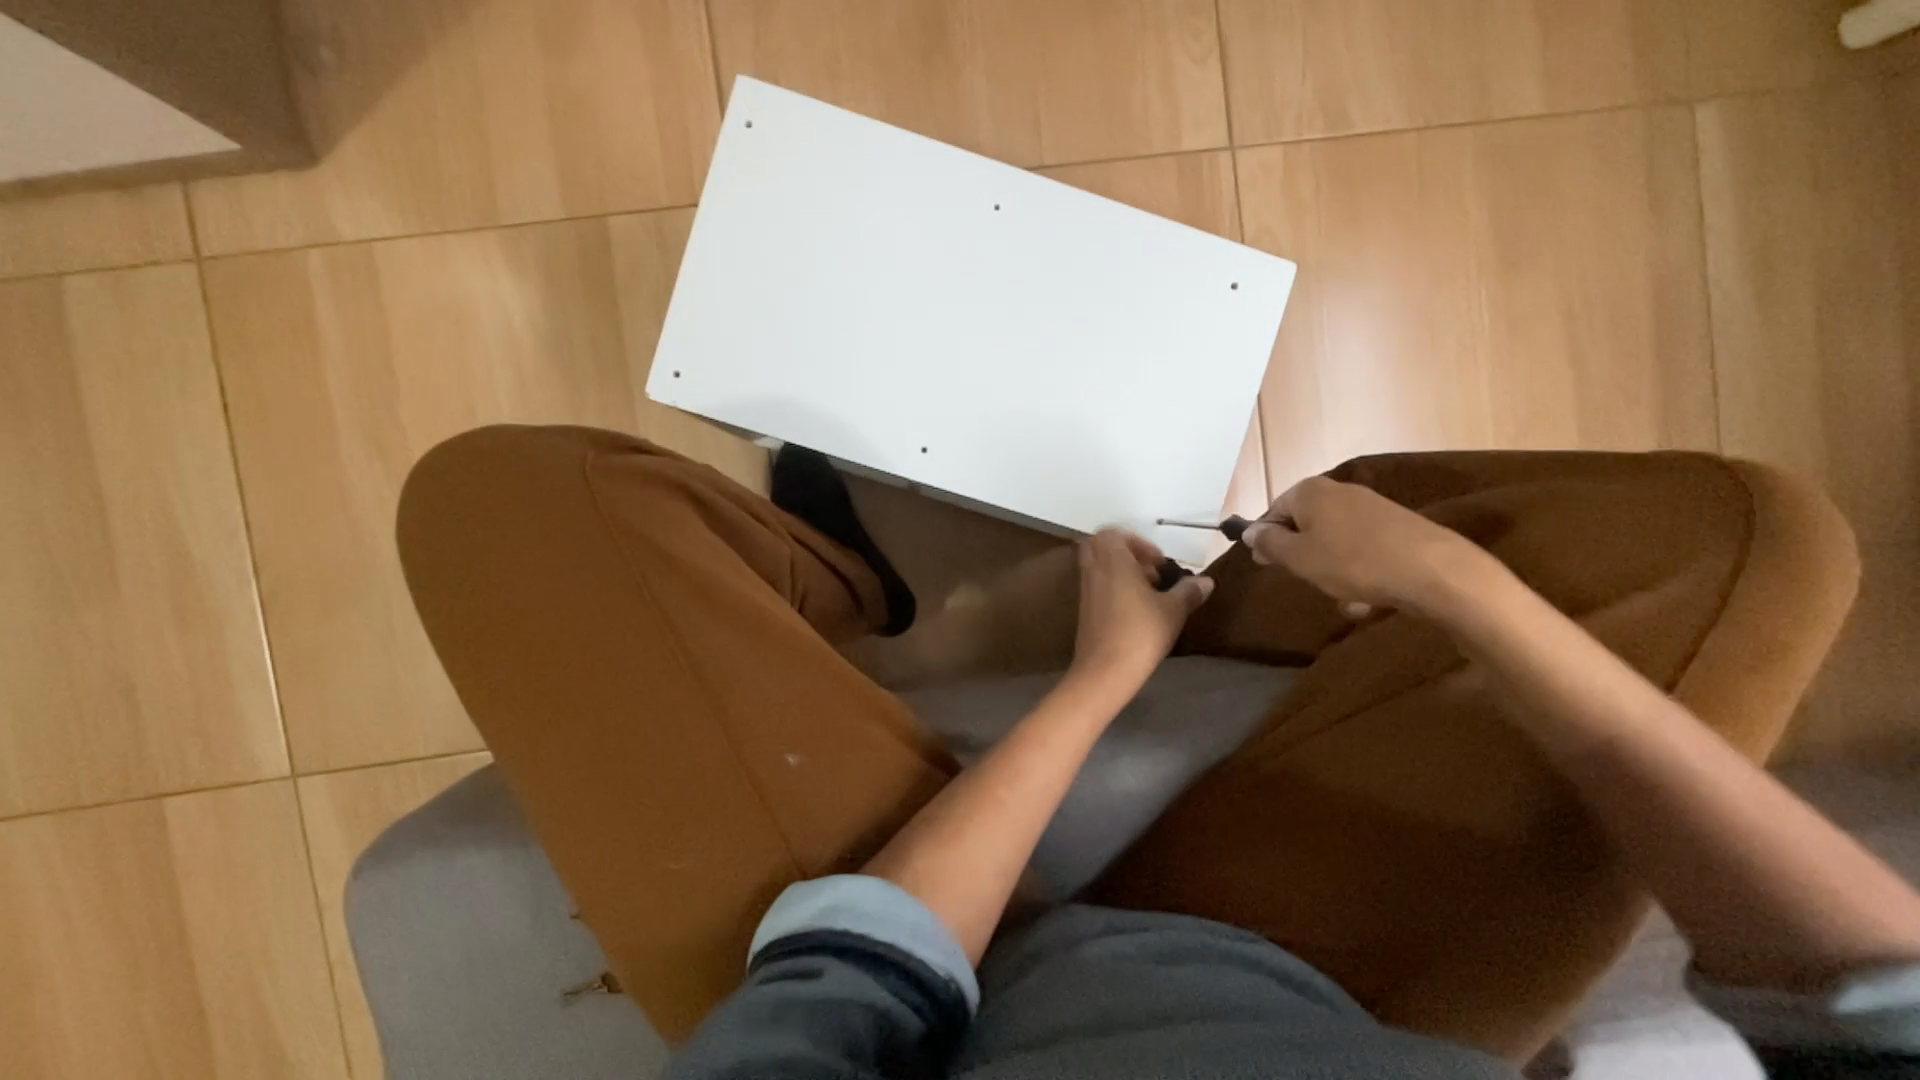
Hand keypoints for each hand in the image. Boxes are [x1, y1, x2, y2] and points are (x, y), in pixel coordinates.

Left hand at [1069, 529, 1212, 685]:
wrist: (1104, 671)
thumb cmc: (1140, 633)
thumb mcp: (1173, 611)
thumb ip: (1189, 592)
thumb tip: (1206, 581)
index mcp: (1113, 561)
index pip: (1112, 533)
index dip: (1136, 541)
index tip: (1158, 561)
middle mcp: (1094, 570)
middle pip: (1101, 546)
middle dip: (1126, 553)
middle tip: (1150, 571)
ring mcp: (1086, 590)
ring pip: (1099, 567)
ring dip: (1121, 572)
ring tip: (1147, 592)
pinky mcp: (1084, 610)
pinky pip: (1097, 585)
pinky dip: (1113, 588)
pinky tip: (1135, 610)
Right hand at [1242, 476, 1489, 617]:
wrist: (1433, 571)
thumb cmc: (1353, 562)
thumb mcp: (1298, 558)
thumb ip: (1269, 543)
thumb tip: (1250, 531)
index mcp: (1310, 491)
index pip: (1273, 511)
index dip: (1266, 539)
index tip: (1265, 564)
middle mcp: (1339, 491)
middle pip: (1306, 526)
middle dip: (1303, 557)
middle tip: (1305, 581)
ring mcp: (1371, 508)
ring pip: (1335, 543)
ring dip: (1332, 571)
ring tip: (1343, 596)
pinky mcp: (1397, 528)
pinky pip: (1363, 551)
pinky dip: (1360, 572)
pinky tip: (1369, 598)